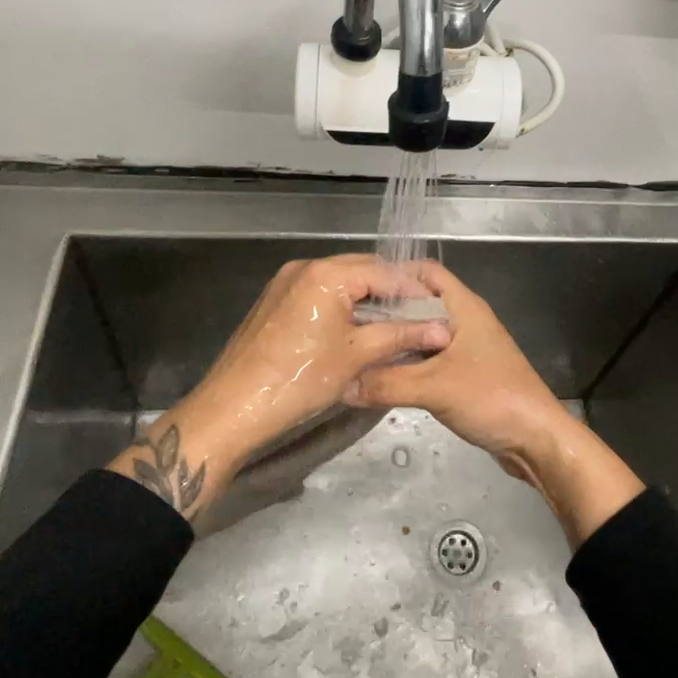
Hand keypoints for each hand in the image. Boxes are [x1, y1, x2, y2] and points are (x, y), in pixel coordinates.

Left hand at [107, 255, 449, 518]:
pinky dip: (343, 309)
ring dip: (368, 302)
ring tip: (395, 327)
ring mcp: (285, 284)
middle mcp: (304, 268)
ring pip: (340, 284)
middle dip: (392, 294)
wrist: (233, 409)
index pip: (384, 272)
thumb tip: (445, 330)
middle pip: (361, 272)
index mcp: (326, 273)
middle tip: (420, 319)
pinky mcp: (275, 303)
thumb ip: (402, 335)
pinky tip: (358, 333)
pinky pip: (320, 296)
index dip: (414, 292)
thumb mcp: (357, 357)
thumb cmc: (300, 380)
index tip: (439, 312)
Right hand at [344, 261, 643, 545]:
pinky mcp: (466, 375)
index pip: (426, 272)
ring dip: (396, 340)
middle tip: (348, 322)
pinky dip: (408, 364)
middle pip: (420, 304)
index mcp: (464, 307)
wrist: (536, 439)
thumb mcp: (434, 387)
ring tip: (357, 349)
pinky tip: (382, 377)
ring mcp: (467, 349)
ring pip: (424, 335)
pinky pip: (430, 360)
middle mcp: (466, 321)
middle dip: (387, 311)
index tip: (359, 288)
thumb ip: (386, 382)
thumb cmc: (492, 398)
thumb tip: (342, 382)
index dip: (394, 274)